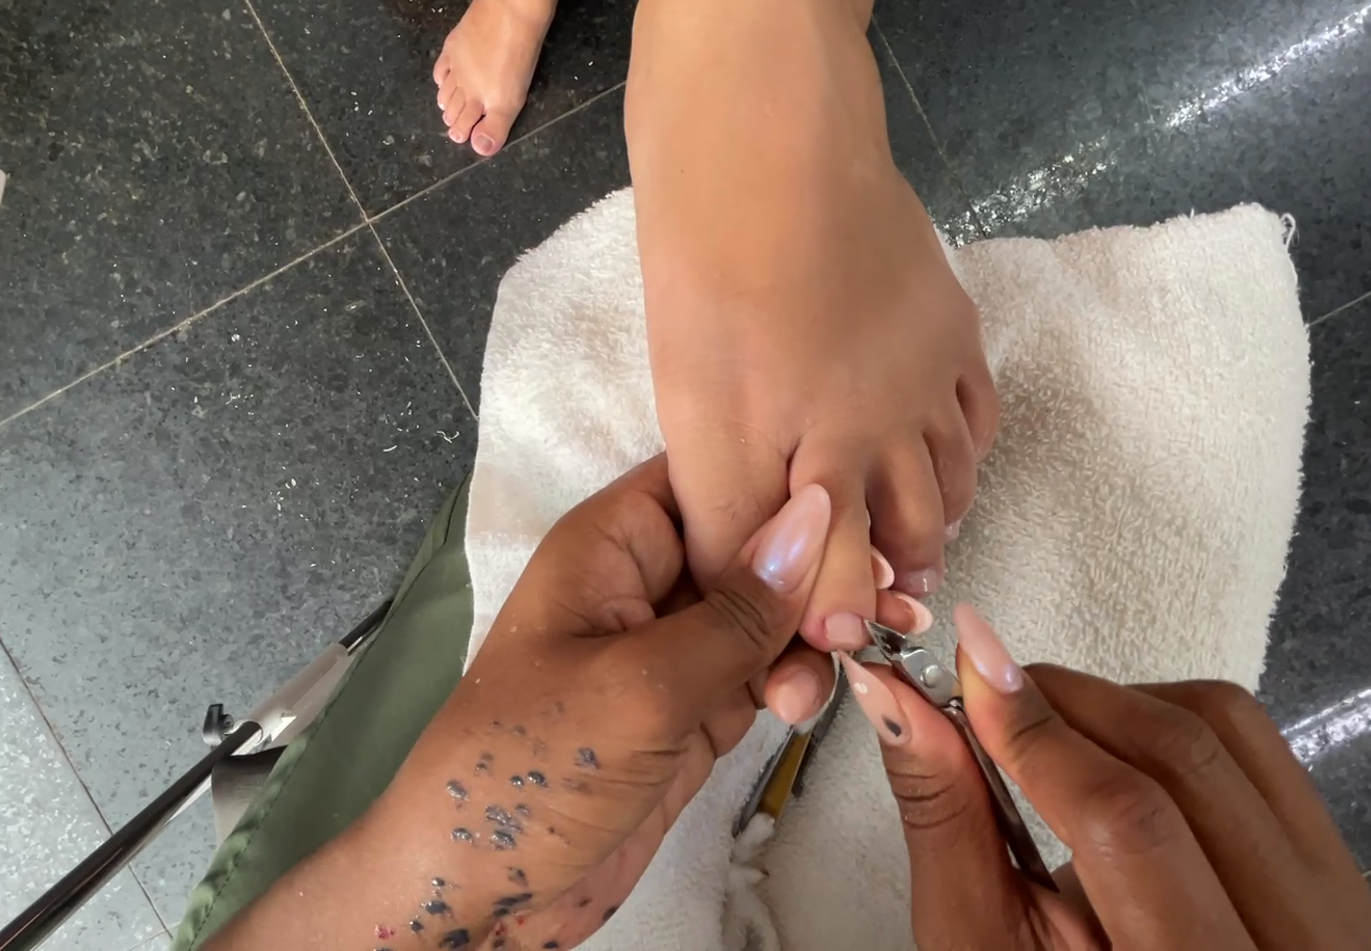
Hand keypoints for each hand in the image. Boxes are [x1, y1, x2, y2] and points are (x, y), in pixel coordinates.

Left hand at [334, 457, 879, 950]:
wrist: (487, 893)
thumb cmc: (537, 763)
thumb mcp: (642, 683)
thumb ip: (735, 608)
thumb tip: (816, 512)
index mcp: (614, 542)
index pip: (708, 477)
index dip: (780, 488)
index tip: (859, 515)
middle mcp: (646, 579)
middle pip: (745, 545)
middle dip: (810, 571)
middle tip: (884, 600)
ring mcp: (673, 644)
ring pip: (762, 611)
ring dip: (806, 634)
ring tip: (839, 662)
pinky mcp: (694, 701)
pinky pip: (759, 667)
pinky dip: (791, 678)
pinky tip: (809, 701)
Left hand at [629, 0, 998, 679]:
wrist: (763, 130)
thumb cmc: (703, 270)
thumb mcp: (691, 404)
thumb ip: (728, 507)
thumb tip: (753, 587)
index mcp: (818, 455)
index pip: (832, 582)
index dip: (821, 632)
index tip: (809, 665)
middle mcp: (893, 426)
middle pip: (906, 543)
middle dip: (882, 591)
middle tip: (865, 619)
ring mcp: (933, 369)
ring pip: (949, 488)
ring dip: (925, 532)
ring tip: (902, 560)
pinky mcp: (953, 319)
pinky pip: (977, 420)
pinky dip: (960, 463)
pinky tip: (942, 468)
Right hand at [843, 605, 1370, 950]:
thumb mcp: (974, 940)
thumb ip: (943, 815)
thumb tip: (895, 691)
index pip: (1127, 821)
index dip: (1033, 726)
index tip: (964, 657)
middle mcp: (1311, 946)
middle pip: (1185, 753)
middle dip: (1063, 699)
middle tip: (985, 698)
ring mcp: (1347, 911)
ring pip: (1229, 730)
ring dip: (1115, 702)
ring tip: (1047, 737)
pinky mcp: (1343, 872)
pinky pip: (1256, 748)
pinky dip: (1164, 718)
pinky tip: (1111, 759)